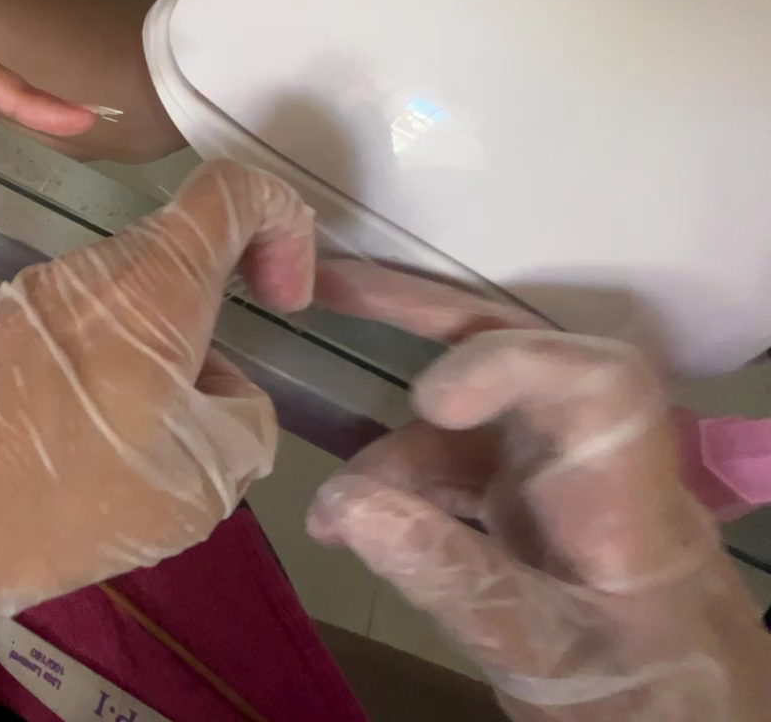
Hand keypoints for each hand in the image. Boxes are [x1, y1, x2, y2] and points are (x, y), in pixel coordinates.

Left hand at [0, 161, 315, 721]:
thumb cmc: (68, 497)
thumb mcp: (206, 477)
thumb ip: (239, 408)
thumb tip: (208, 379)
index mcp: (149, 287)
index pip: (228, 190)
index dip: (281, 224)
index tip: (280, 302)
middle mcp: (84, 270)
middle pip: (173, 255)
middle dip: (208, 321)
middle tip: (199, 415)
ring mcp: (28, 293)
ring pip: (121, 298)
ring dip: (150, 354)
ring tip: (132, 445)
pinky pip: (71, 324)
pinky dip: (99, 364)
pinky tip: (77, 438)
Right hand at [306, 261, 770, 721]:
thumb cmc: (638, 702)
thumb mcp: (534, 651)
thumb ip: (443, 573)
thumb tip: (338, 500)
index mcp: (620, 492)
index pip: (595, 381)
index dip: (504, 363)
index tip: (422, 399)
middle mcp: (589, 461)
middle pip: (517, 350)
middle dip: (418, 311)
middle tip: (328, 285)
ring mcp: (555, 479)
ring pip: (462, 421)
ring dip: (383, 450)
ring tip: (331, 516)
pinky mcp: (524, 503)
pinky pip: (444, 467)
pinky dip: (387, 487)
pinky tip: (345, 526)